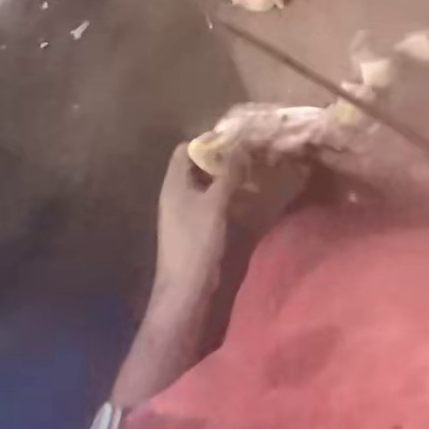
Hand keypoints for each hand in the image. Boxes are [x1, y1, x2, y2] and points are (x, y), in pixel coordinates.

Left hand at [153, 142, 243, 295]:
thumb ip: (227, 174)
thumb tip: (239, 146)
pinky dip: (228, 196)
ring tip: (253, 175)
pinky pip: (212, 202)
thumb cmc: (197, 241)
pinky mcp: (196, 227)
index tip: (234, 140)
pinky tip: (248, 198)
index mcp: (175, 184)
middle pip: (197, 166)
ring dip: (227, 178)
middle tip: (249, 155)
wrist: (187, 288)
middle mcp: (177, 194)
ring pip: (207, 184)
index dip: (207, 141)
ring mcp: (186, 211)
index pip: (185, 150)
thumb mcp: (216, 203)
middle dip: (222, 159)